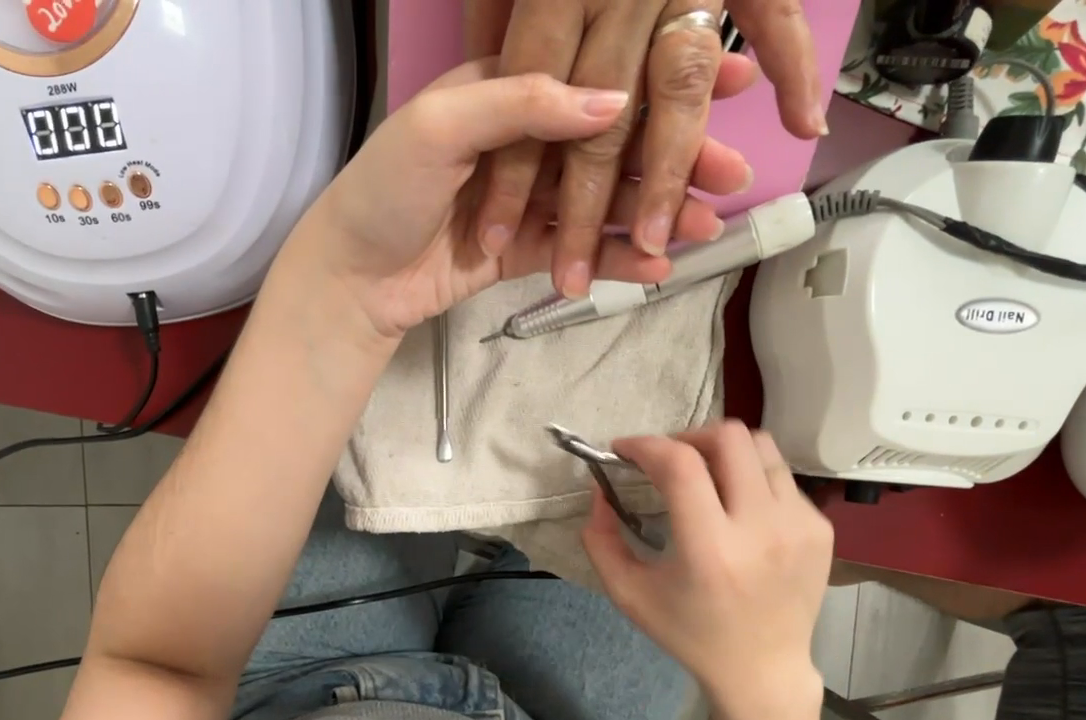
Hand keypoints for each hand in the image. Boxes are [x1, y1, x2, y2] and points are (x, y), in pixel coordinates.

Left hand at [282, 63, 721, 340]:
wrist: (351, 278)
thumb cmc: (382, 191)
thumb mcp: (441, 125)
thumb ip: (523, 104)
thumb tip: (611, 99)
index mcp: (508, 94)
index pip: (597, 79)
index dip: (661, 79)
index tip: (730, 74)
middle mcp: (525, 143)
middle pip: (614, 146)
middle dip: (675, 157)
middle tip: (733, 173)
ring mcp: (528, 201)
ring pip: (605, 202)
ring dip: (657, 212)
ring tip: (706, 225)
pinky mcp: (523, 253)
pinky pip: (581, 251)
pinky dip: (617, 258)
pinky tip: (656, 263)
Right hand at [582, 421, 832, 705]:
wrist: (761, 668)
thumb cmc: (688, 633)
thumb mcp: (628, 593)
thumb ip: (600, 539)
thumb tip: (600, 490)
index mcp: (711, 548)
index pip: (680, 464)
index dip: (645, 445)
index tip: (623, 450)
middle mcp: (762, 528)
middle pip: (728, 438)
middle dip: (687, 437)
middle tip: (666, 459)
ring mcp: (800, 524)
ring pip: (761, 446)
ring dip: (722, 452)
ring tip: (703, 476)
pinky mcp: (820, 527)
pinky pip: (780, 477)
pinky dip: (749, 480)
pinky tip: (735, 510)